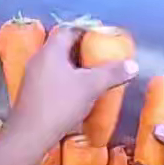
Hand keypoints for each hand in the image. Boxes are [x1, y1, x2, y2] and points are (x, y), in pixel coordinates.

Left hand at [4, 25, 136, 146]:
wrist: (30, 135)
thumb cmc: (59, 104)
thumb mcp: (90, 87)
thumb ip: (112, 73)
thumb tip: (133, 65)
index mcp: (50, 51)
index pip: (68, 29)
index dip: (86, 29)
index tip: (102, 36)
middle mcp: (39, 59)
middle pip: (62, 45)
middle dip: (83, 49)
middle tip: (101, 54)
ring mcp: (33, 76)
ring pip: (57, 63)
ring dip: (75, 66)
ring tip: (94, 73)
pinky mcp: (32, 92)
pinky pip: (52, 77)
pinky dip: (67, 79)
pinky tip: (79, 91)